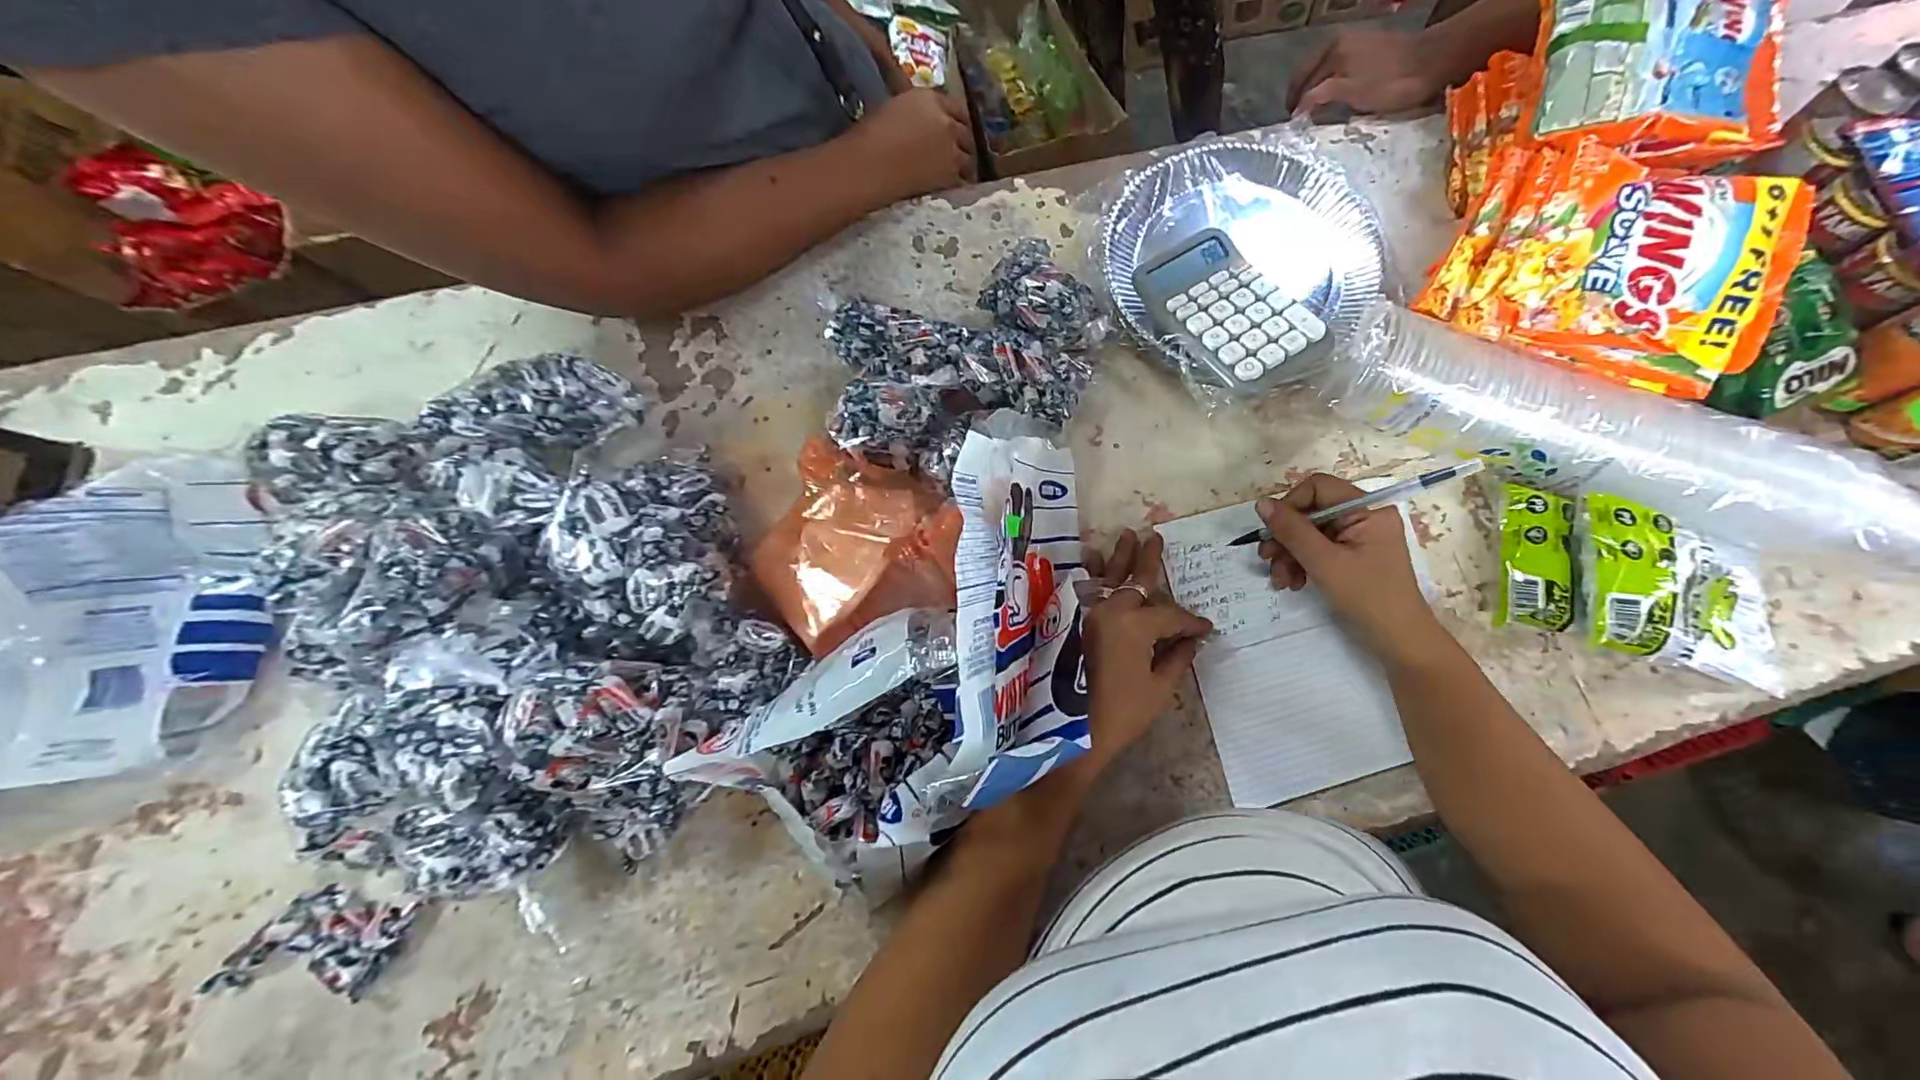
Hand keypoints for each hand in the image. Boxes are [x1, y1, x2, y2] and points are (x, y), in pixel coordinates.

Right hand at [850, 88, 975, 200]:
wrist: (869, 166)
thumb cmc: (870, 136)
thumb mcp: (893, 108)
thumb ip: (915, 111)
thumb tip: (919, 119)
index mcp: (930, 100)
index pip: (955, 106)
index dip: (954, 118)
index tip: (952, 127)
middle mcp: (946, 122)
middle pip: (966, 132)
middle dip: (962, 142)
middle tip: (955, 152)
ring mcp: (951, 151)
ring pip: (968, 158)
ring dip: (963, 164)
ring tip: (954, 172)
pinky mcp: (950, 176)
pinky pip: (962, 180)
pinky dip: (959, 183)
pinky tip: (951, 187)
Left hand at [1081, 529, 1212, 768]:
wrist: (1072, 731)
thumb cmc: (1121, 713)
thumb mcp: (1159, 688)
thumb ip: (1177, 657)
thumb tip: (1193, 638)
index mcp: (1136, 626)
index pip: (1171, 615)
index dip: (1190, 622)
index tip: (1204, 629)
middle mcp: (1111, 610)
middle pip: (1136, 580)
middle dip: (1149, 560)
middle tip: (1155, 537)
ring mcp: (1088, 613)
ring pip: (1108, 578)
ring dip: (1119, 557)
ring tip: (1127, 535)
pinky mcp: (1073, 622)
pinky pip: (1085, 590)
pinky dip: (1090, 573)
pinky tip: (1091, 558)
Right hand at [1256, 473, 1447, 665]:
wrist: (1399, 640)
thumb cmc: (1367, 597)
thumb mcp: (1324, 562)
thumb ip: (1292, 531)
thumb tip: (1262, 504)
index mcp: (1367, 510)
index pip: (1318, 488)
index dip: (1290, 505)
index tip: (1272, 532)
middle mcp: (1364, 518)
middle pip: (1310, 513)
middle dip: (1286, 537)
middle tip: (1267, 559)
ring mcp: (1358, 538)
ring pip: (1309, 533)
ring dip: (1289, 555)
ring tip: (1281, 580)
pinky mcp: (1352, 556)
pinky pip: (1317, 550)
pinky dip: (1301, 564)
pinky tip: (1293, 583)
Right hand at [1288, 27, 1445, 118]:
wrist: (1434, 63)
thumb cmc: (1390, 81)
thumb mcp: (1349, 92)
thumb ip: (1319, 97)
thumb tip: (1297, 110)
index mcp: (1333, 49)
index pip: (1302, 80)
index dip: (1294, 104)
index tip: (1290, 126)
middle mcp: (1342, 42)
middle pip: (1312, 73)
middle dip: (1303, 96)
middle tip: (1300, 122)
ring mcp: (1358, 43)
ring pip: (1326, 71)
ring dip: (1318, 92)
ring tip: (1316, 114)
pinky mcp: (1372, 50)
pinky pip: (1341, 70)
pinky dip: (1334, 85)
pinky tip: (1336, 100)